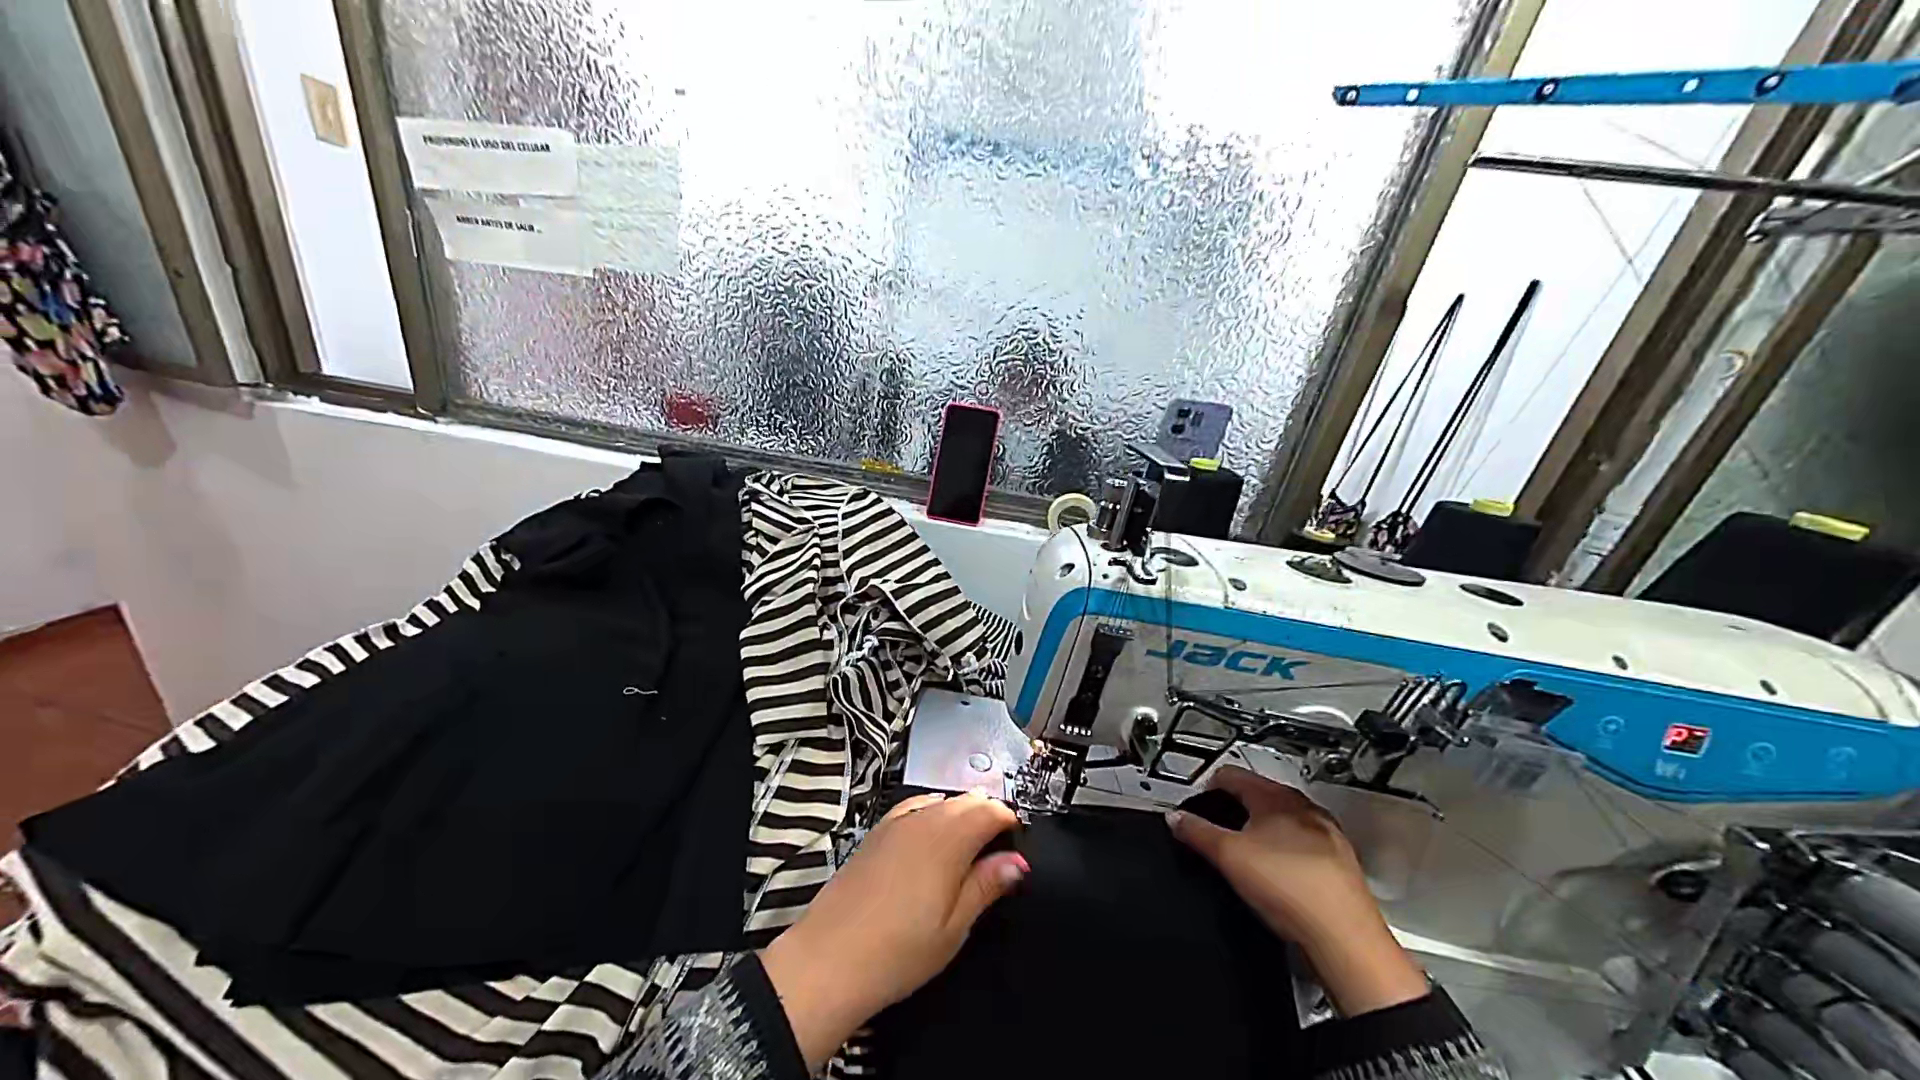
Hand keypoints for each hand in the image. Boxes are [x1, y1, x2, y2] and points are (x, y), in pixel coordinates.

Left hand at [760, 792, 1026, 1070]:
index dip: (1010, 821)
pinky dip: (931, 814)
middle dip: (987, 814)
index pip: (991, 810)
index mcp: (948, 838)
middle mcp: (922, 819)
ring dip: (960, 813)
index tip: (1018, 842)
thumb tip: (1016, 862)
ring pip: (940, 801)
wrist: (828, 960)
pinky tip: (930, 836)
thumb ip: (987, 885)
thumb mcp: (954, 926)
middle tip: (999, 846)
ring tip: (969, 845)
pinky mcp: (875, 833)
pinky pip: (913, 808)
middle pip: (966, 800)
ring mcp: (895, 823)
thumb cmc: (897, 951)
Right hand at [1167, 766, 1427, 1016]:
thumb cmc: (1296, 891)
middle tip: (1217, 826)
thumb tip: (1176, 819)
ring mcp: (1327, 836)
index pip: (1232, 775)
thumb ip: (1196, 831)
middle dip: (1235, 809)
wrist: (1344, 940)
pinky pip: (1303, 848)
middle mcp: (1306, 810)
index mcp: (1278, 797)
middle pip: (1259, 796)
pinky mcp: (1339, 866)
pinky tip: (1277, 878)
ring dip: (1261, 832)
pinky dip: (1284, 855)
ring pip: (1283, 822)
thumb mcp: (1227, 856)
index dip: (1208, 786)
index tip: (1197, 799)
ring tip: (1245, 854)